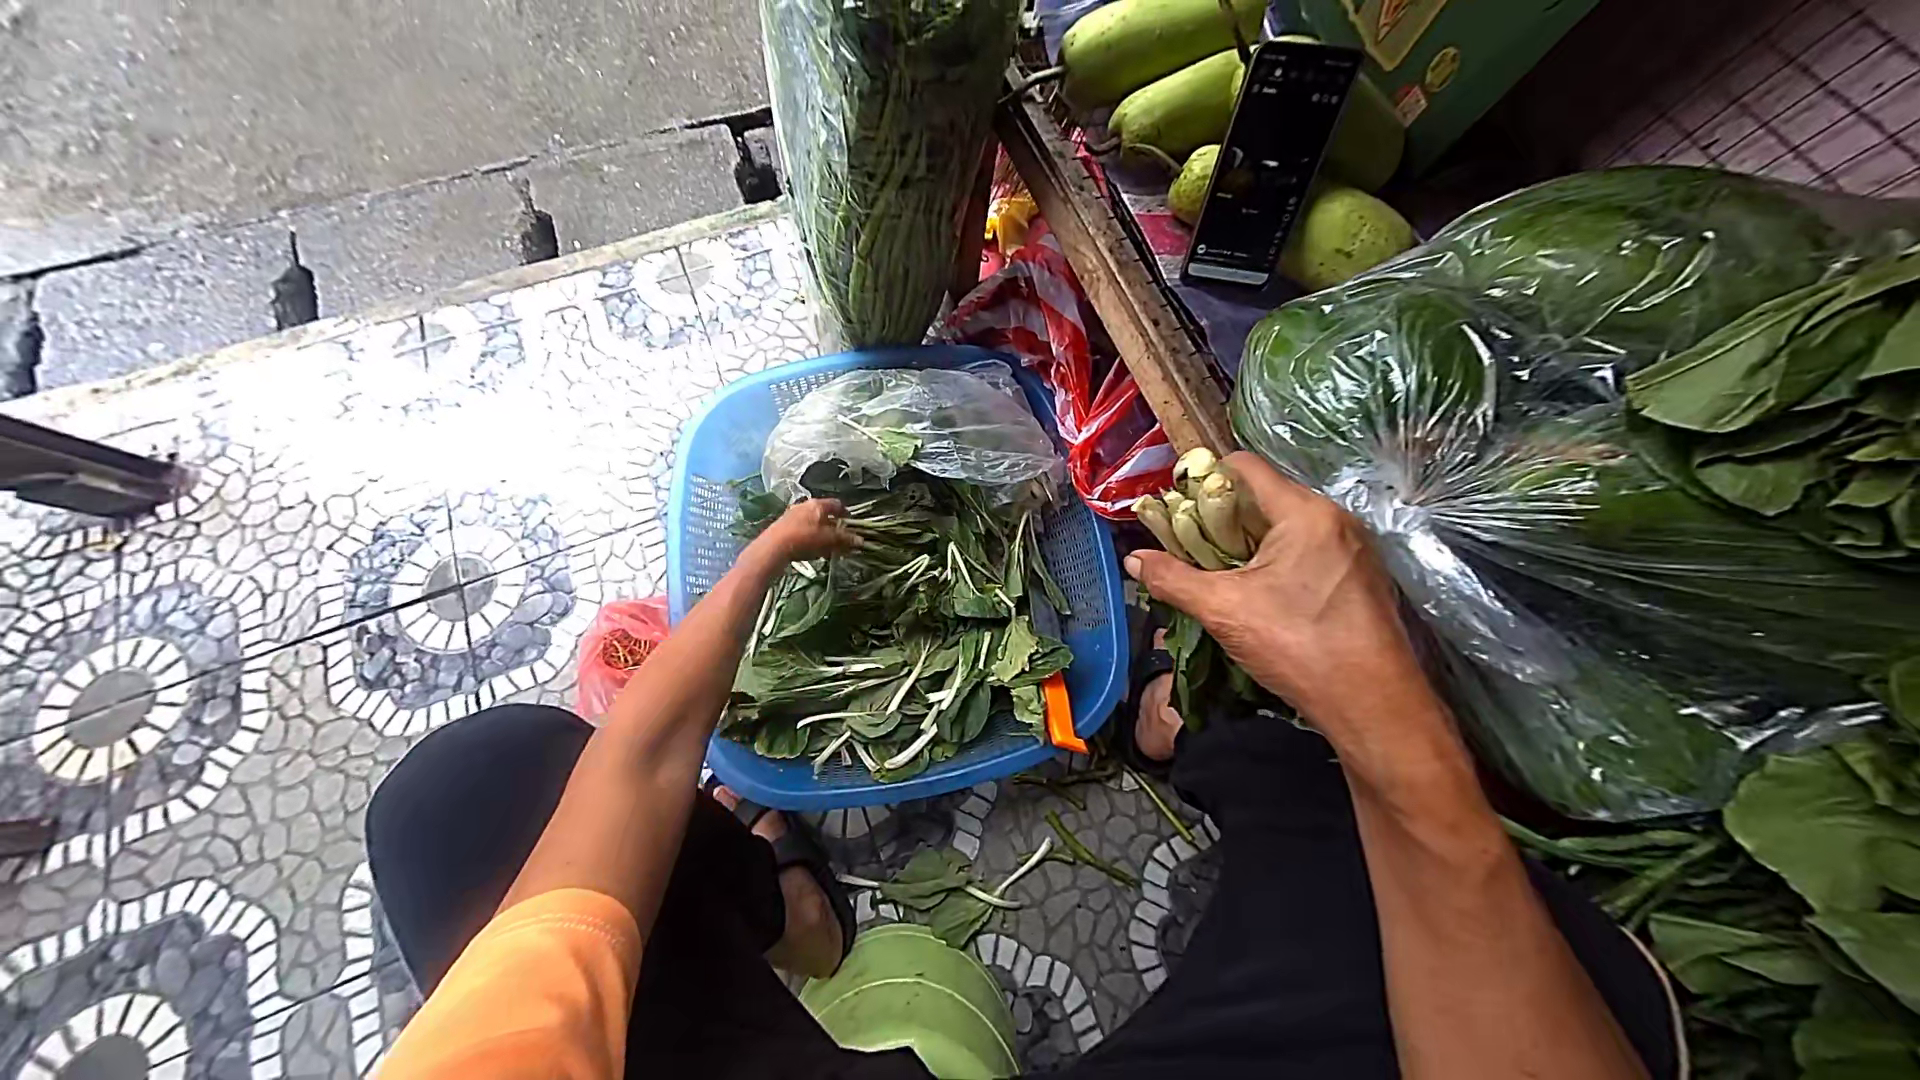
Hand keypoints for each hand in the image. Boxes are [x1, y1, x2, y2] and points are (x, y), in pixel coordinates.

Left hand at [751, 499, 856, 563]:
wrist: (774, 547)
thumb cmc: (805, 539)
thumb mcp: (829, 540)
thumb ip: (845, 539)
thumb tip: (860, 540)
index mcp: (818, 504)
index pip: (837, 504)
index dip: (846, 513)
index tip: (851, 523)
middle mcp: (804, 505)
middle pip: (824, 512)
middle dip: (833, 524)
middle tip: (839, 537)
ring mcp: (792, 514)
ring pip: (812, 520)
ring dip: (820, 531)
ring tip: (825, 544)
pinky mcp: (782, 525)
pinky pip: (801, 528)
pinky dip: (809, 535)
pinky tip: (809, 547)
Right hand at [1125, 453, 1441, 743]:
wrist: (1374, 706)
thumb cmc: (1299, 646)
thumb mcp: (1223, 609)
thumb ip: (1172, 579)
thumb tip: (1133, 560)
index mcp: (1304, 513)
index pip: (1245, 467)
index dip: (1203, 477)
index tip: (1175, 506)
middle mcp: (1335, 519)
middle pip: (1263, 495)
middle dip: (1220, 515)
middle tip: (1188, 544)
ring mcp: (1353, 547)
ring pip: (1284, 524)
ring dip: (1245, 539)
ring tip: (1216, 569)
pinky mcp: (1359, 575)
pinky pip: (1306, 547)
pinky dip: (1273, 557)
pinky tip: (1256, 591)